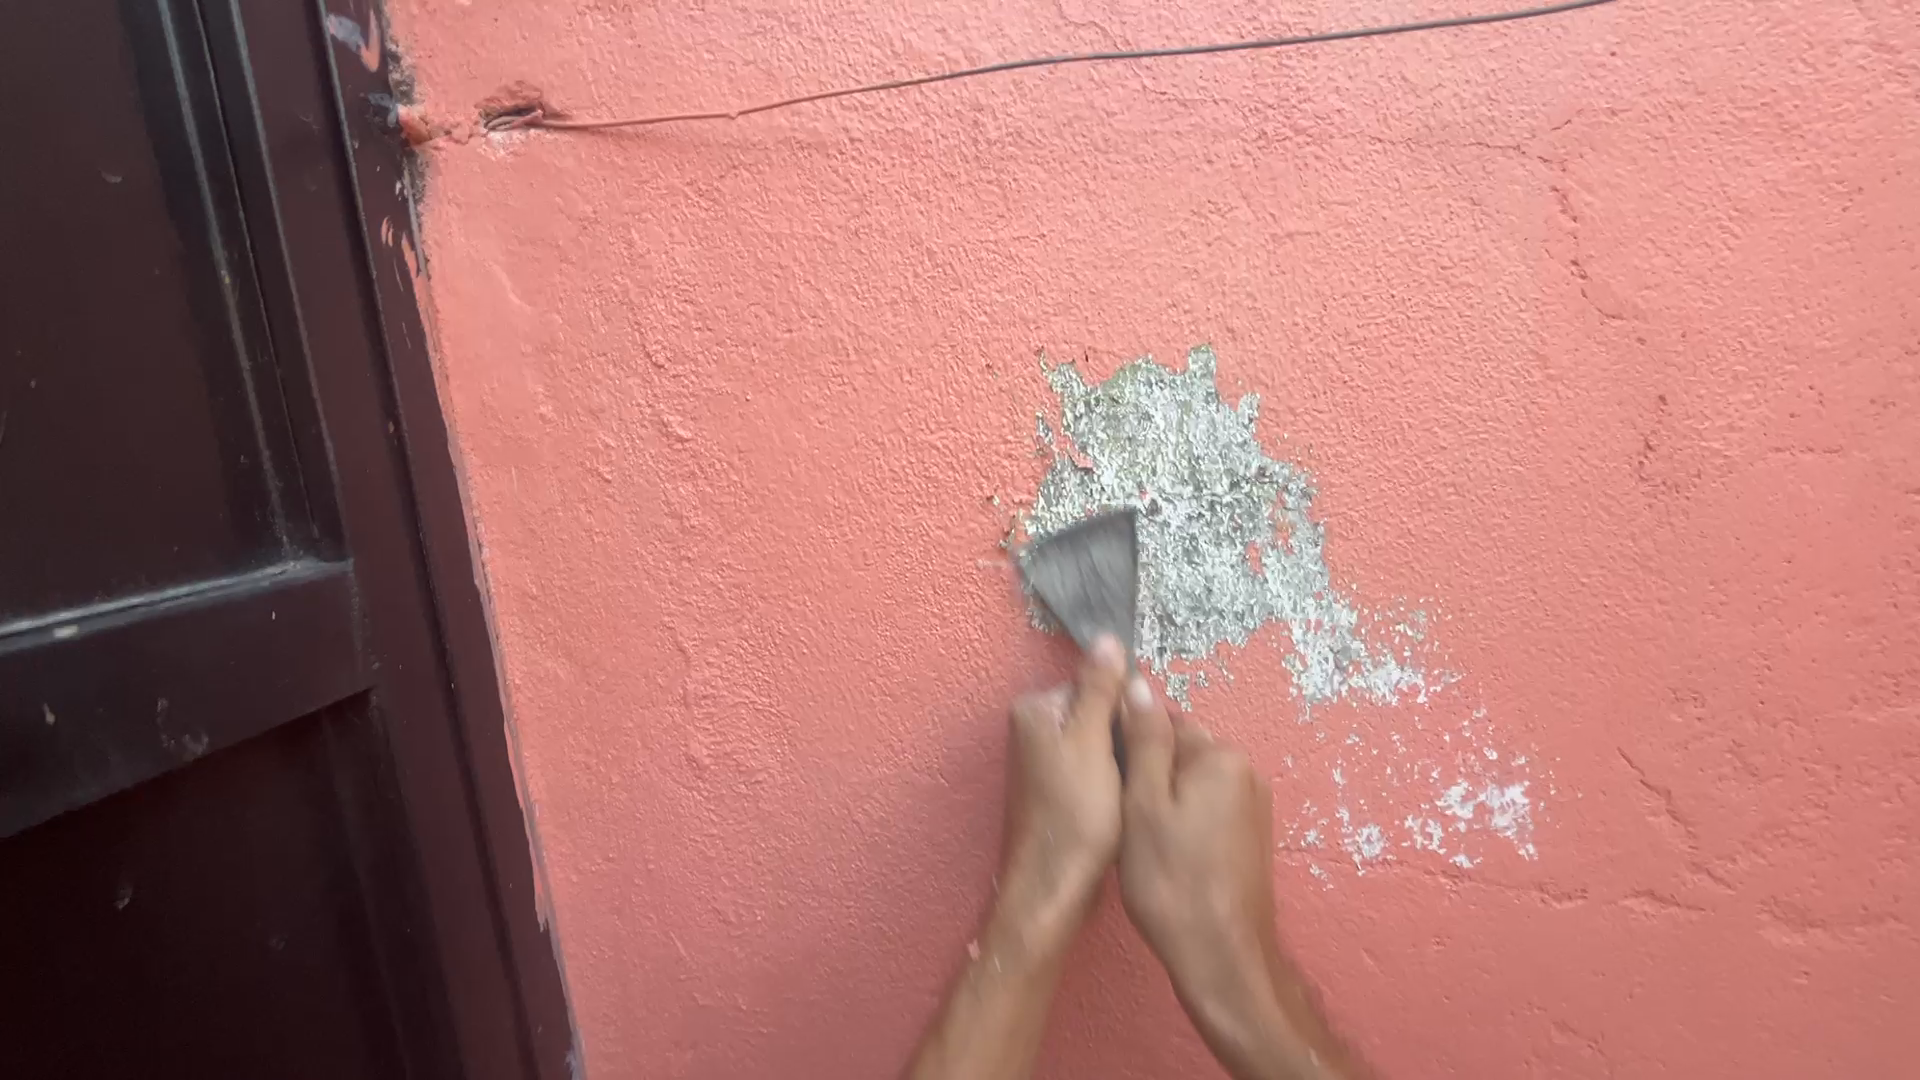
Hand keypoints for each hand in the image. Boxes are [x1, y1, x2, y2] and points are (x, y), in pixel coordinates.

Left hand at [997, 636, 1127, 937]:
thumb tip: (1108, 637)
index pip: (1095, 684)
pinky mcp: (1060, 786)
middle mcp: (1035, 728)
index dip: (1126, 709)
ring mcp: (1046, 759)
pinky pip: (1097, 767)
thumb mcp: (1093, 743)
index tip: (1144, 739)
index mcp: (1036, 709)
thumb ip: (1100, 690)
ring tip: (1137, 784)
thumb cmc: (1075, 814)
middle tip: (1142, 766)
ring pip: (1104, 742)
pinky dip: (1115, 778)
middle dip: (1126, 735)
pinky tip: (1127, 799)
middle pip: (1099, 712)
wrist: (1055, 888)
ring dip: (1125, 758)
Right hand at [1118, 679, 1369, 1079]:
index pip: (1162, 722)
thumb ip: (1143, 740)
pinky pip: (1205, 806)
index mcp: (1220, 755)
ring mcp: (1252, 805)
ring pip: (1189, 781)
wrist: (1222, 959)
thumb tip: (1138, 683)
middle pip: (1178, 750)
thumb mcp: (1142, 802)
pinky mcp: (1250, 834)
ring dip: (1163, 798)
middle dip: (1148, 773)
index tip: (1111, 780)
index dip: (1128, 747)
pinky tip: (1167, 852)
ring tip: (1144, 839)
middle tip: (1125, 815)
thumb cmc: (1171, 879)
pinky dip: (1183, 820)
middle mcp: (1244, 771)